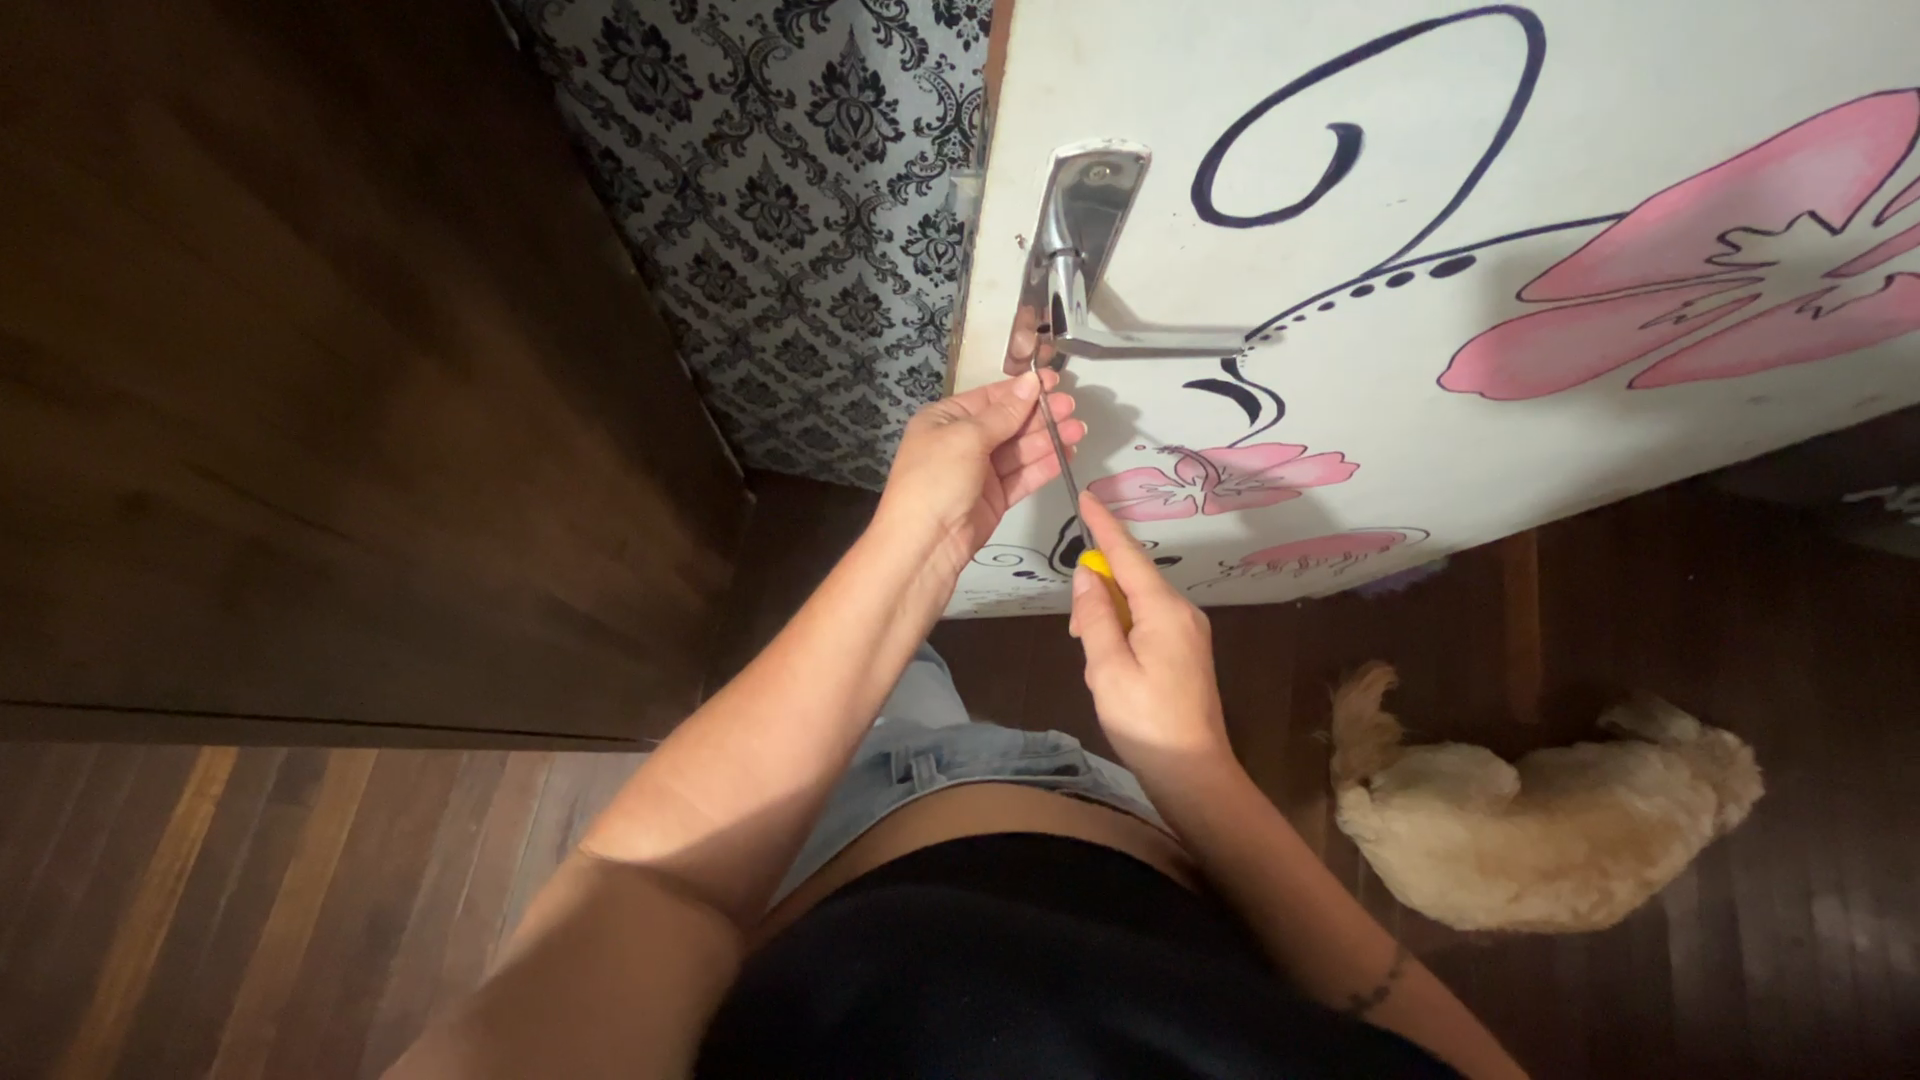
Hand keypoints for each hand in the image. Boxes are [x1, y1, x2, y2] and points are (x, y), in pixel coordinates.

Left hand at [875, 354, 1083, 578]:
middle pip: (1008, 423)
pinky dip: (1044, 465)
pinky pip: (1022, 476)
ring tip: (1078, 430)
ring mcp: (979, 472)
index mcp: (944, 420)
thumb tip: (1030, 382)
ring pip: (1019, 450)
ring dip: (1048, 439)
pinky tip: (1066, 454)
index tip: (1054, 382)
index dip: (1022, 390)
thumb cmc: (935, 481)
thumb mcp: (966, 438)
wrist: (925, 544)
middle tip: (1071, 408)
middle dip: (1040, 415)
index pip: (989, 398)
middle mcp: (961, 442)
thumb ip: (1003, 413)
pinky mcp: (994, 498)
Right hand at [1068, 491, 1232, 772]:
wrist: (1193, 771)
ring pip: (1138, 601)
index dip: (1104, 525)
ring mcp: (1188, 631)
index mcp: (1164, 611)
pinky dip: (1123, 628)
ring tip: (1094, 657)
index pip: (1127, 555)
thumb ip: (1095, 617)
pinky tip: (1113, 659)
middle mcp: (1182, 612)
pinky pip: (1147, 620)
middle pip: (1132, 578)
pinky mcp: (1187, 650)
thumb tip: (1086, 576)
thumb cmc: (1145, 721)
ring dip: (1108, 615)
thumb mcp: (1107, 669)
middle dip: (1098, 591)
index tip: (1086, 496)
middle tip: (1078, 634)